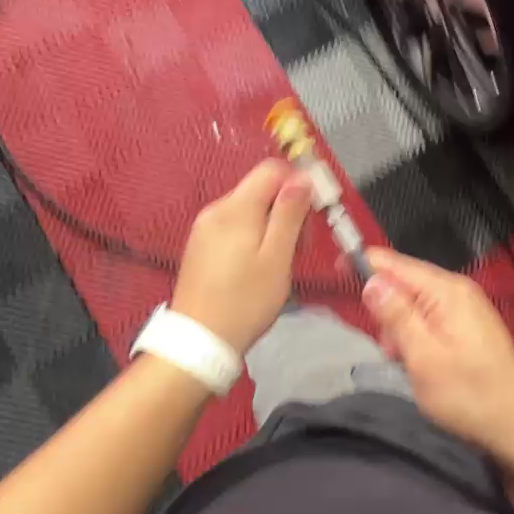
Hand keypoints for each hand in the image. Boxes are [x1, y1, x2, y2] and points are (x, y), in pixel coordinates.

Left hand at [171, 160, 312, 352]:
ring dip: (273, 226)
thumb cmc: (245, 301)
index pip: (271, 170)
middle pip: (261, 190)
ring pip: (250, 209)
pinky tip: (260, 267)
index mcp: (236, 209)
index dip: (299, 183)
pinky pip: (235, 227)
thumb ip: (290, 214)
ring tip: (282, 262)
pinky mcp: (200, 247)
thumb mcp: (277, 258)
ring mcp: (204, 229)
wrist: (199, 343)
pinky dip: (254, 237)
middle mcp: (216, 210)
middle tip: (302, 247)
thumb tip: (302, 178)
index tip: (315, 212)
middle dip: (288, 209)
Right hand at [359, 248, 513, 454]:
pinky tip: (422, 364)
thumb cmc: (469, 395)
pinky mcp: (469, 325)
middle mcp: (458, 289)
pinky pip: (430, 318)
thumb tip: (371, 279)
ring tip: (408, 364)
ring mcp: (466, 307)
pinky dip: (417, 337)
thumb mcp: (423, 358)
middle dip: (386, 310)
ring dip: (401, 330)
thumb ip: (396, 316)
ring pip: (415, 303)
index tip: (335, 269)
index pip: (395, 263)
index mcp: (447, 291)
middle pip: (405, 282)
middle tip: (391, 350)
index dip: (364, 263)